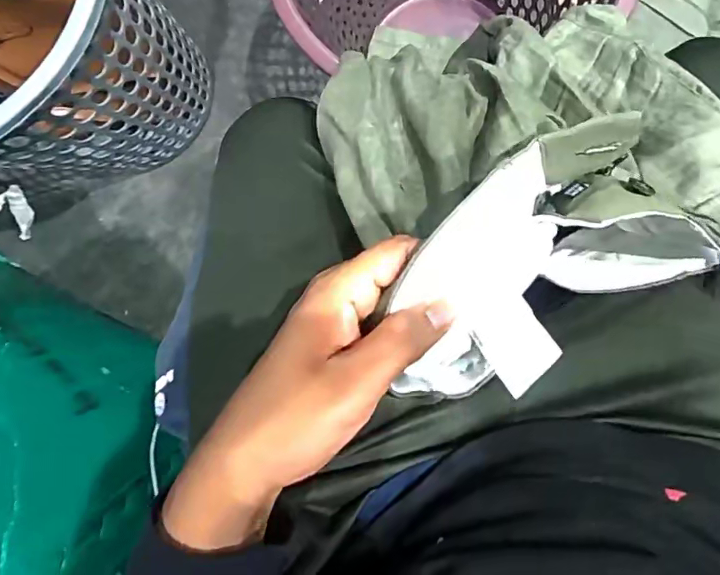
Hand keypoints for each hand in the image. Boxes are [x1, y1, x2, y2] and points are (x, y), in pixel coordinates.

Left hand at [161, 236, 452, 550]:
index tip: (474, 270)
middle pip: (392, 274)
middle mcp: (334, 295)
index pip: (394, 252)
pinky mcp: (332, 347)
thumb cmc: (297, 417)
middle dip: (431, 286)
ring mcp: (332, 321)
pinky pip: (375, 326)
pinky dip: (401, 334)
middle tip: (479, 302)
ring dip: (418, 313)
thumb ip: (404, 338)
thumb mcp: (357, 380)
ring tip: (467, 322)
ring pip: (386, 303)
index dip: (433, 255)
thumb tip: (449, 301)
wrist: (240, 467)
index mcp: (336, 290)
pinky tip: (429, 348)